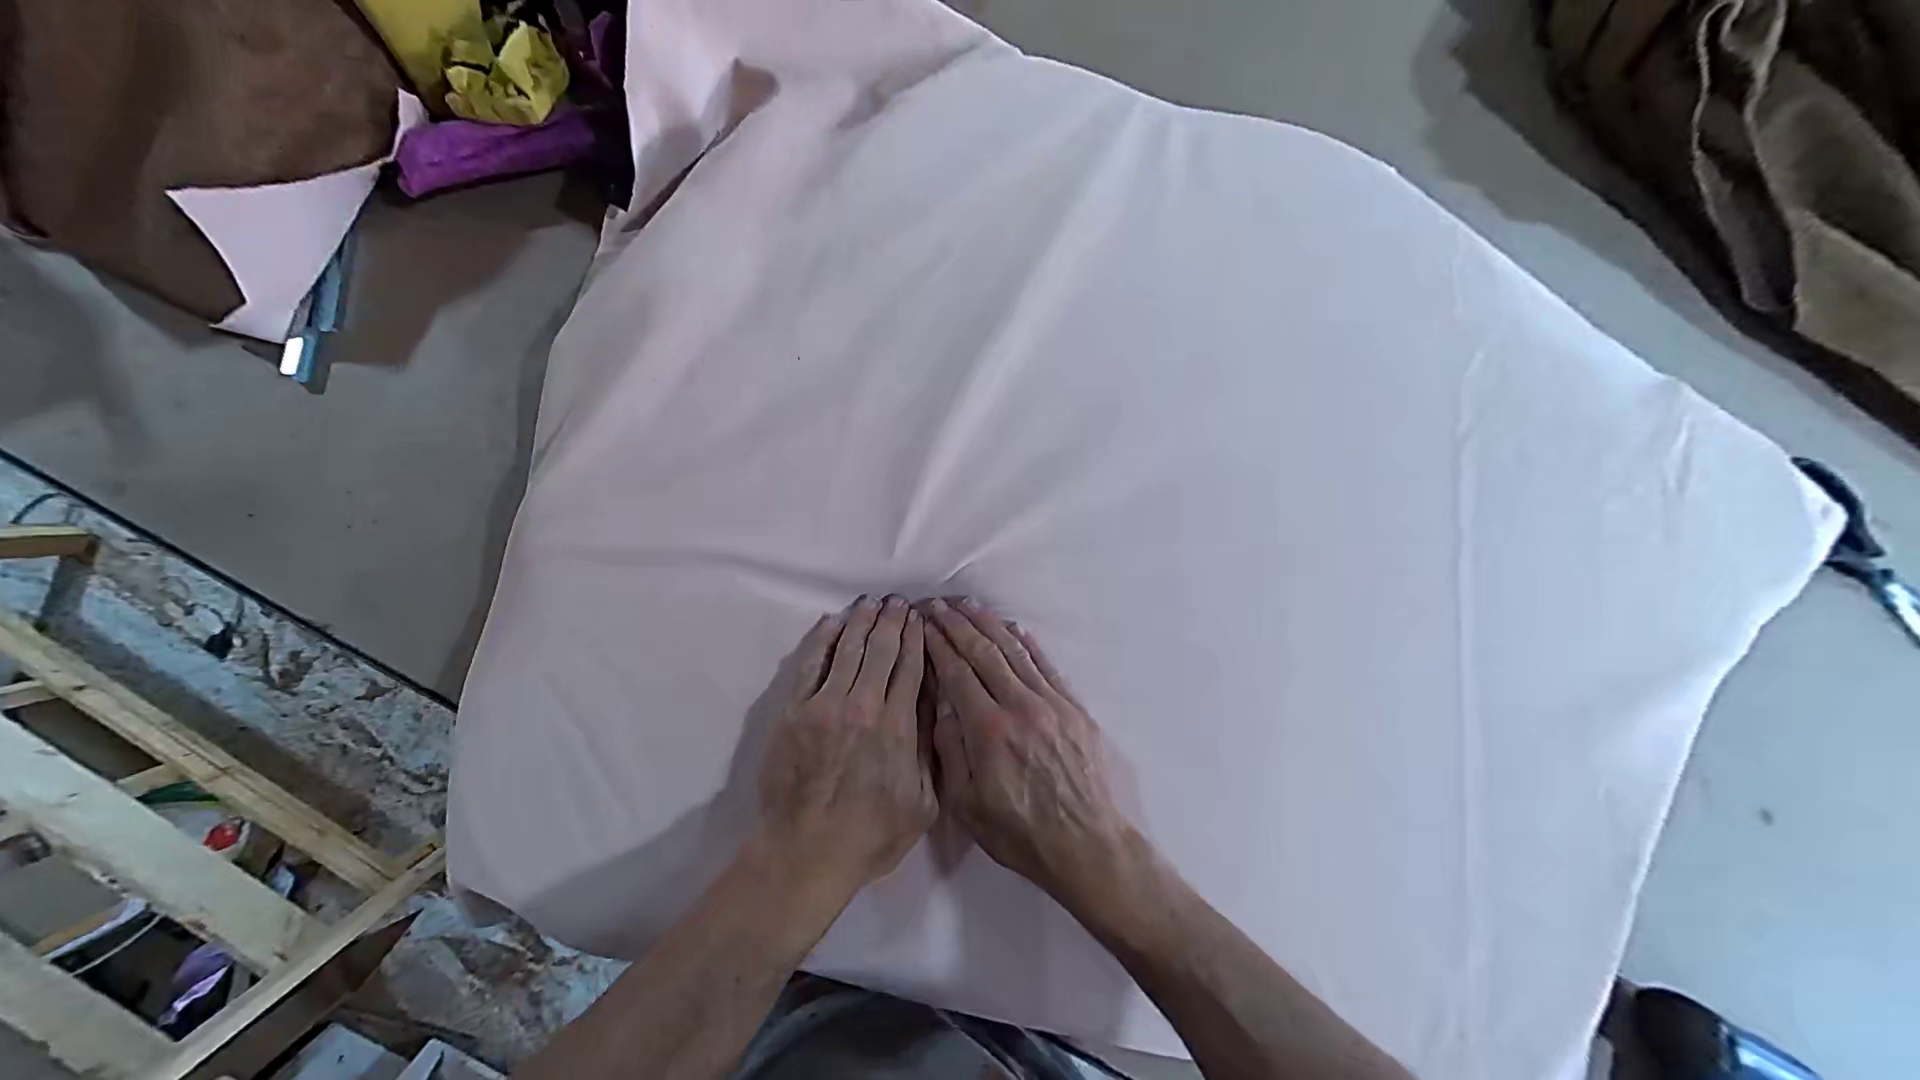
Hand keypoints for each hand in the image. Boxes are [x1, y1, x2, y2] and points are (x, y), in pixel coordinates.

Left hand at [756, 595, 936, 897]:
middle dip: (893, 620)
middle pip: (882, 649)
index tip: (921, 617)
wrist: (807, 852)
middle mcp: (865, 705)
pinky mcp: (795, 711)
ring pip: (849, 649)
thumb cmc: (871, 834)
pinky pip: (811, 664)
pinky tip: (832, 622)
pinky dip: (823, 638)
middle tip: (898, 601)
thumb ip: (932, 749)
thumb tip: (938, 703)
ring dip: (862, 621)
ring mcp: (826, 704)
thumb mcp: (925, 802)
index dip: (917, 637)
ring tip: (871, 603)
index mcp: (899, 726)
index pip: (911, 666)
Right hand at [919, 598, 1138, 906]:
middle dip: (957, 624)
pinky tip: (1013, 628)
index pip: (957, 672)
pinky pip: (1046, 664)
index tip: (922, 623)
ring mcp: (1050, 703)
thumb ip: (950, 749)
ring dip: (988, 623)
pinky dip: (1026, 642)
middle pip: (983, 652)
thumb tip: (942, 705)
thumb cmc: (1019, 832)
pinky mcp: (1073, 708)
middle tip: (938, 604)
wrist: (1086, 845)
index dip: (937, 643)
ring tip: (968, 605)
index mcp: (988, 729)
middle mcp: (1019, 705)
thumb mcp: (966, 804)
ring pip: (1014, 650)